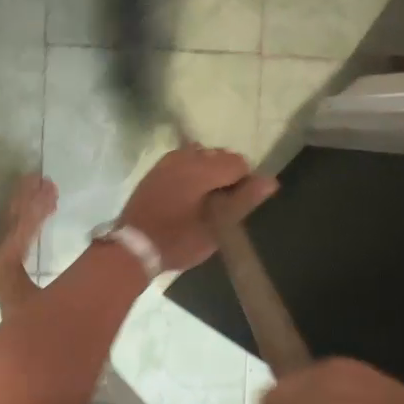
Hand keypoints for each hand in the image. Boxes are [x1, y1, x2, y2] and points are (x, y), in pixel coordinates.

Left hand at [118, 145, 277, 271]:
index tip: (234, 207)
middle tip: (219, 207)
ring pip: (200, 157)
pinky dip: (190, 174)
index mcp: (202, 167)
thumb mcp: (217, 226)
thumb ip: (245, 200)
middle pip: (219, 156)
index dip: (243, 184)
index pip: (239, 163)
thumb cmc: (178, 240)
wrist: (132, 247)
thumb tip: (271, 180)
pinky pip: (182, 162)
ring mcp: (166, 161)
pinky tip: (186, 197)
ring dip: (208, 174)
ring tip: (204, 203)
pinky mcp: (154, 170)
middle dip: (225, 176)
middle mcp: (184, 156)